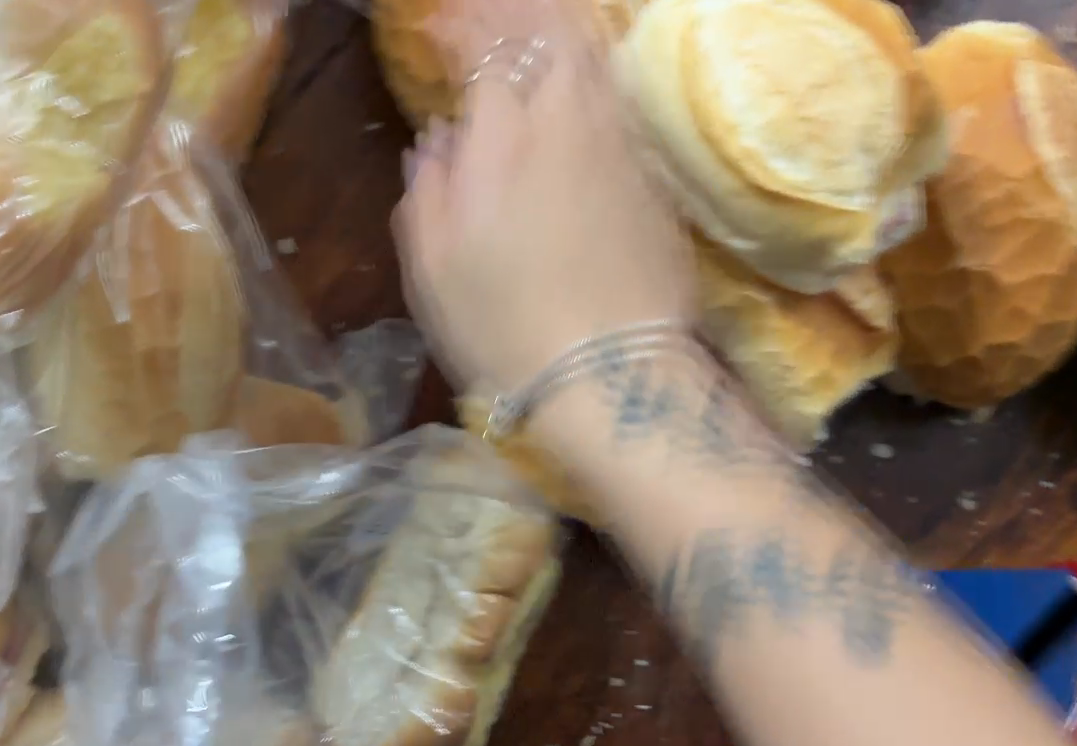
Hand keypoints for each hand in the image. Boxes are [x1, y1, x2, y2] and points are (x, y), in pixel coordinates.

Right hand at [393, 0, 693, 397]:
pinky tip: (574, 103)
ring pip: (594, 60)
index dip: (460, 28)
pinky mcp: (651, 180)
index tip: (437, 31)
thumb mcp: (432, 274)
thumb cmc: (498, 330)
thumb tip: (435, 144)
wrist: (600, 377)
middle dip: (515, 13)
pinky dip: (589, 83)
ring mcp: (620, 148)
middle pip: (553, 30)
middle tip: (488, 22)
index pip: (487, 47)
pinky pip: (617, 103)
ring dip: (558, 38)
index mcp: (504, 143)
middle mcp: (568, 125)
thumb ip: (426, 194)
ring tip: (532, 45)